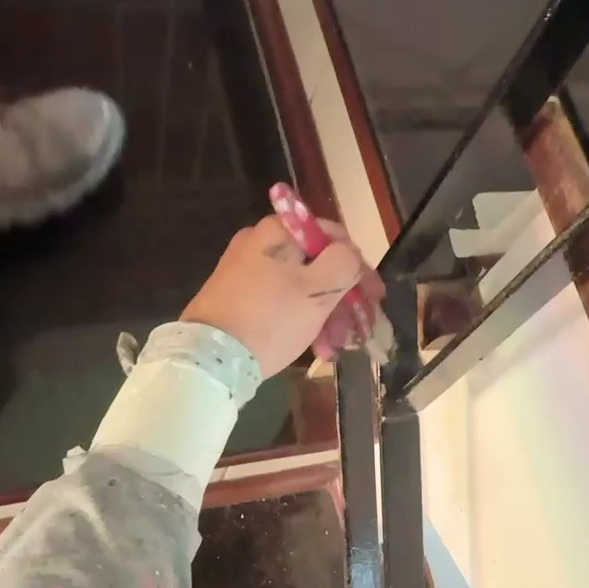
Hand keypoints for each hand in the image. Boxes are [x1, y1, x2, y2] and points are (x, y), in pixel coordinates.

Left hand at [181, 216, 384, 377]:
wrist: (211, 357)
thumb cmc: (272, 318)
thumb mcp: (319, 290)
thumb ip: (346, 263)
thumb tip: (350, 256)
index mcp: (280, 230)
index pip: (335, 236)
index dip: (361, 267)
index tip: (376, 298)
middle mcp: (260, 241)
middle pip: (317, 264)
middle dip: (342, 300)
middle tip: (358, 330)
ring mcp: (245, 269)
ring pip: (300, 286)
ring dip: (324, 316)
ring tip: (335, 348)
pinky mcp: (235, 295)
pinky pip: (280, 301)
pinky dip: (300, 320)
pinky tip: (314, 348)